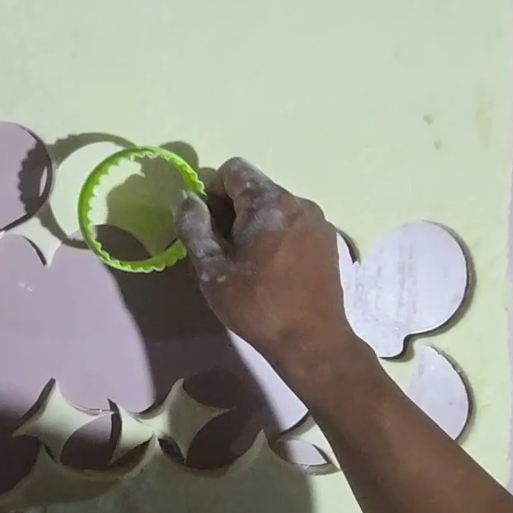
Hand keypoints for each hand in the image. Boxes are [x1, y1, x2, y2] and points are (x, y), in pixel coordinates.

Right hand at [176, 158, 372, 384]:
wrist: (312, 341)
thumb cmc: (257, 305)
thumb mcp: (212, 269)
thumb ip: (194, 227)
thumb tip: (184, 197)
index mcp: (270, 203)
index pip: (233, 170)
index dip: (212, 194)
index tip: (209, 230)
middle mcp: (299, 202)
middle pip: (253, 188)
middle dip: (231, 212)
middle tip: (223, 253)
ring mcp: (318, 221)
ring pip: (272, 207)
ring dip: (252, 225)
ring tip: (247, 264)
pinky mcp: (328, 240)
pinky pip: (291, 223)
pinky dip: (274, 236)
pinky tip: (271, 270)